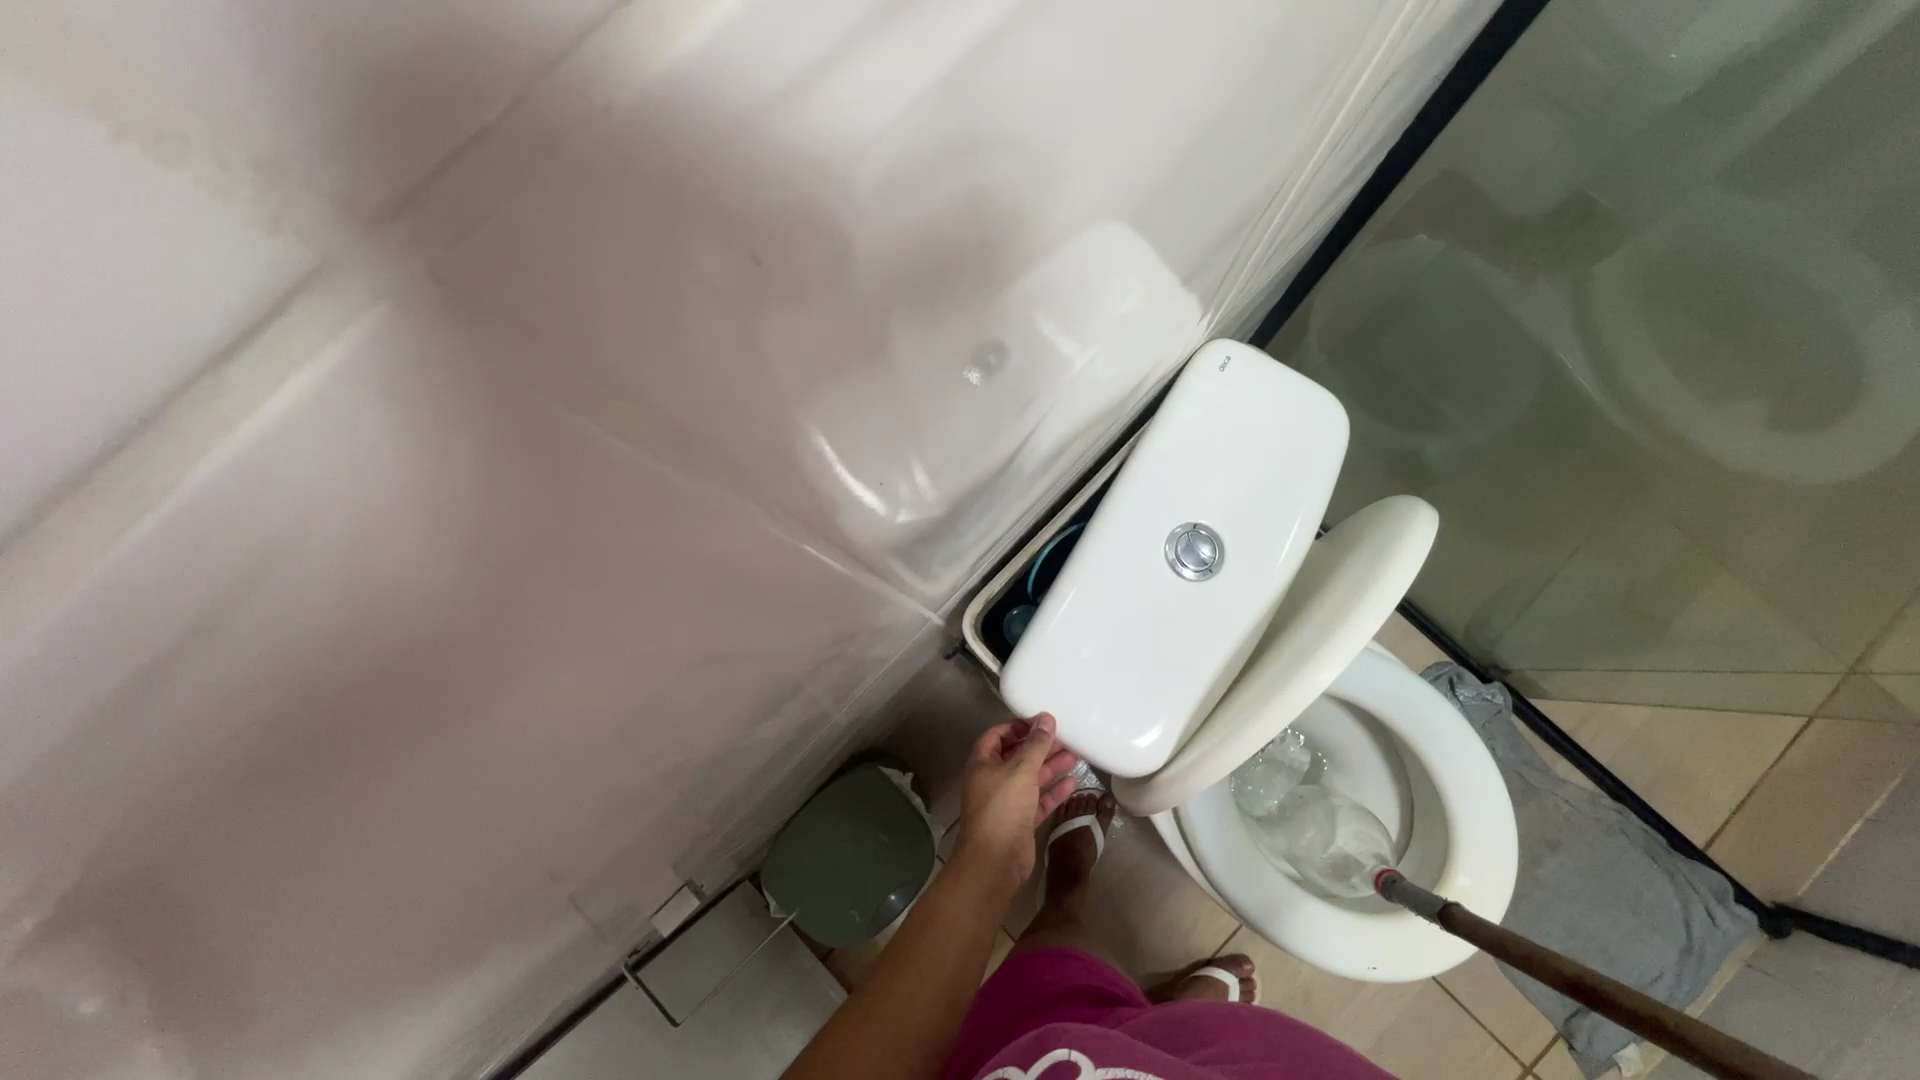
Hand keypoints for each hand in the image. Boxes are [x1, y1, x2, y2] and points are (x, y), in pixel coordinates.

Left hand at [953, 714, 1080, 893]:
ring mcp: (1007, 802)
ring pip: (1030, 779)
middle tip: (1065, 738)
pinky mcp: (1021, 821)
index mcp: (983, 763)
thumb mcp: (1021, 770)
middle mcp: (992, 780)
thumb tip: (1046, 718)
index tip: (1040, 722)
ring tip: (1075, 755)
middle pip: (1017, 757)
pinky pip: (1038, 801)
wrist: (995, 860)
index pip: (996, 736)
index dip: (1017, 727)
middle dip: (1039, 747)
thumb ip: (1036, 745)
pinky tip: (1072, 783)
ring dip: (1050, 767)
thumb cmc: (1003, 808)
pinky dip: (1053, 792)